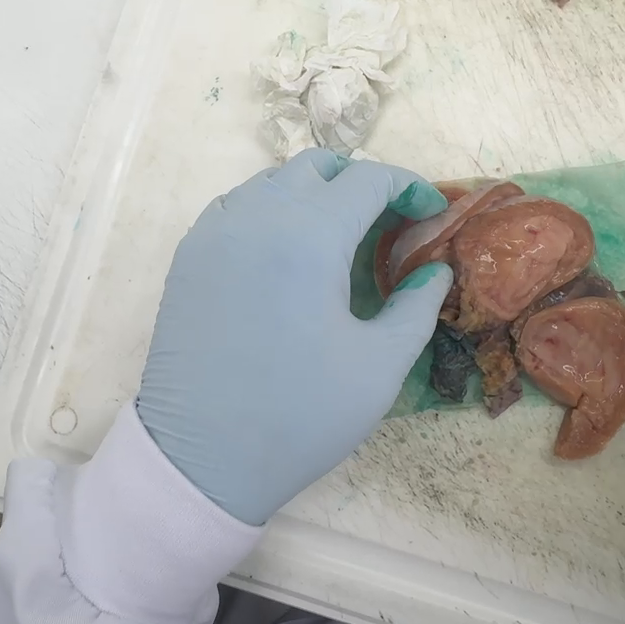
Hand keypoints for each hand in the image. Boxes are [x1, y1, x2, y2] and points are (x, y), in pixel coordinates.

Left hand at [136, 150, 454, 525]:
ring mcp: (215, 230)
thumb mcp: (379, 367)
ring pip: (273, 180)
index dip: (409, 186)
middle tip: (389, 223)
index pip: (368, 178)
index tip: (432, 212)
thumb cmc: (298, 416)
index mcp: (309, 236)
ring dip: (315, 192)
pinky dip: (272, 208)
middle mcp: (257, 215)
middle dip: (362, 181)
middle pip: (318, 166)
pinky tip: (287, 252)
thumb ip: (416, 306)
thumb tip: (435, 269)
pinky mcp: (189, 253)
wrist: (200, 457)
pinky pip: (238, 204)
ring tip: (340, 237)